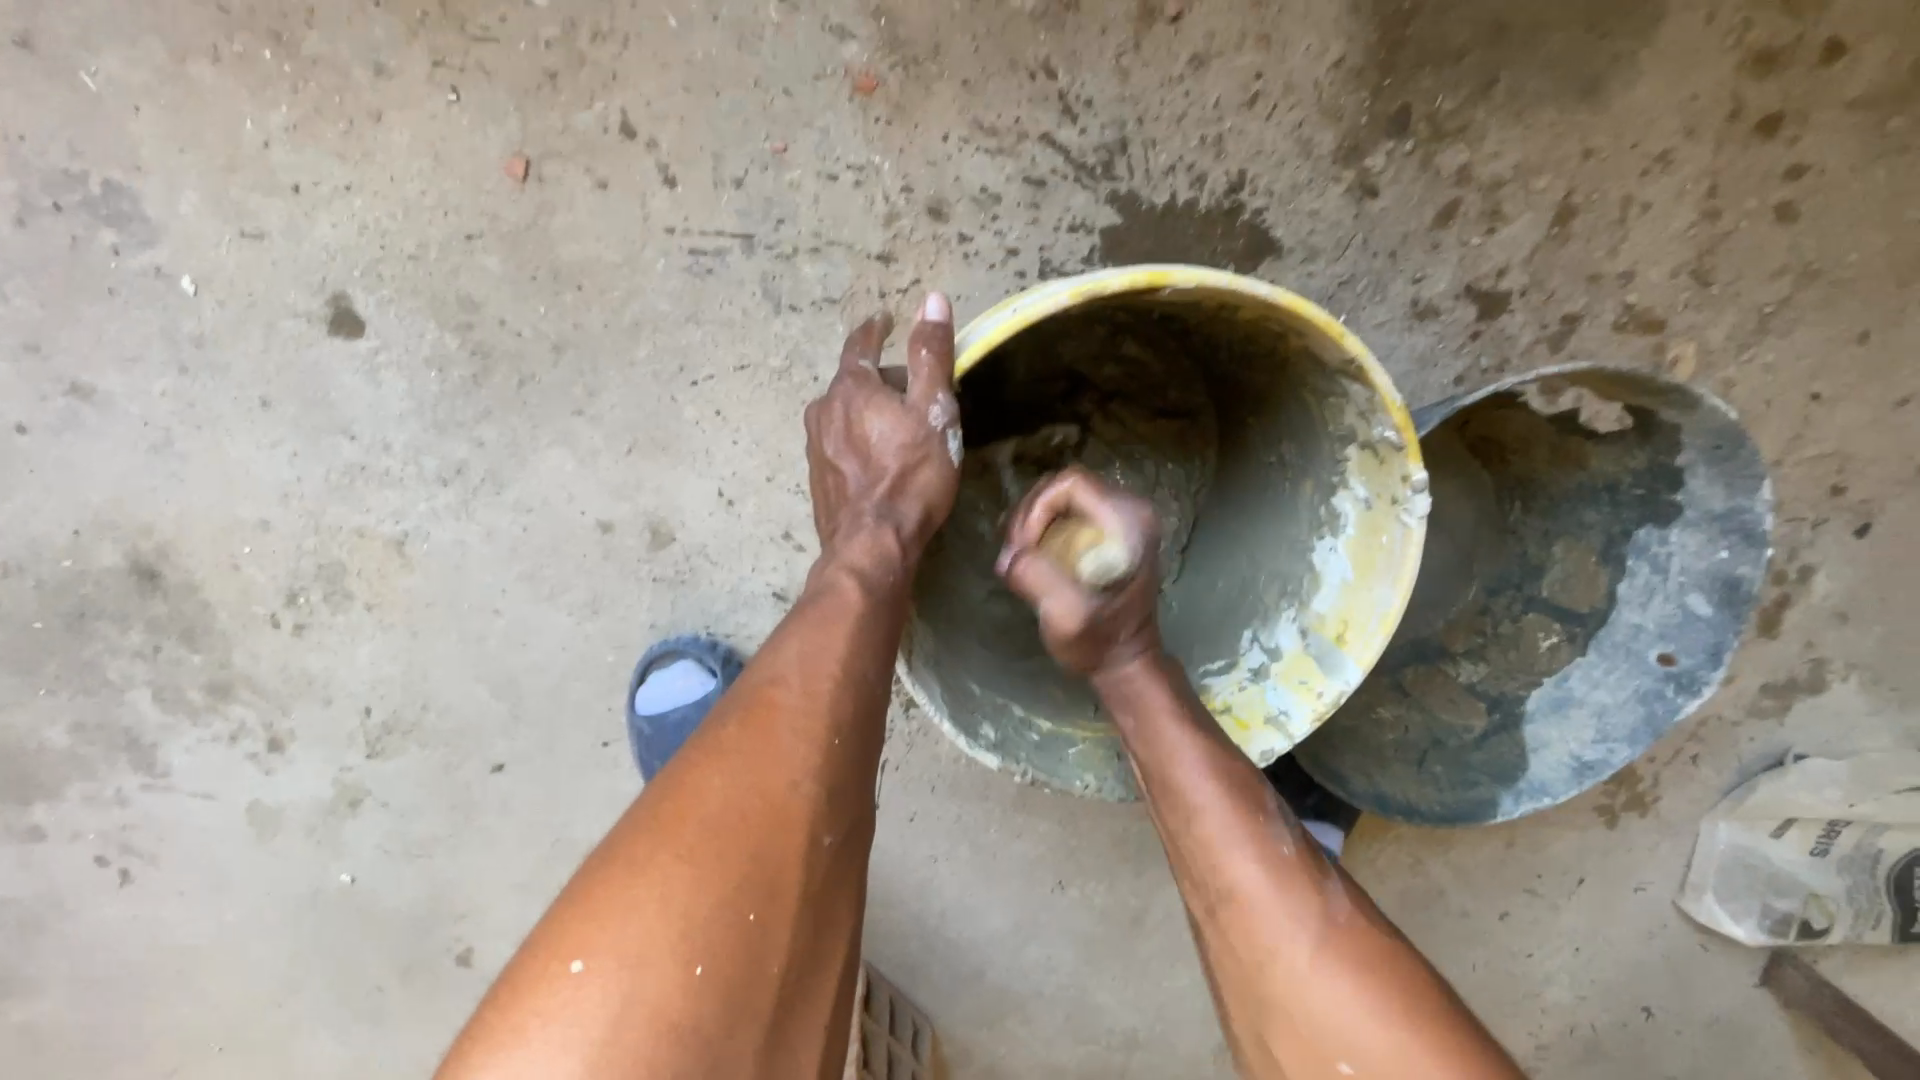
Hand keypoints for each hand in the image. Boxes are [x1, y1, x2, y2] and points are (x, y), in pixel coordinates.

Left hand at [804, 293, 961, 569]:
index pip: (861, 344)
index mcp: (851, 387)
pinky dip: (859, 441)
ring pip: (845, 414)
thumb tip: (932, 300)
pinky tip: (878, 461)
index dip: (876, 330)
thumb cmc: (910, 478)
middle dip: (882, 381)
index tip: (883, 321)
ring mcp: (814, 445)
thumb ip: (931, 356)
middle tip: (913, 393)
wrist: (871, 547)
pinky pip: (839, 443)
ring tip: (897, 428)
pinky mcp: (816, 476)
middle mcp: (823, 408)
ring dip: (868, 413)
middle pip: (854, 382)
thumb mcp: (933, 413)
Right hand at [996, 467, 1163, 675]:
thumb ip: (1039, 579)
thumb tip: (1010, 557)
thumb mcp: (1068, 617)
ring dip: (1027, 525)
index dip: (1037, 510)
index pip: (1070, 484)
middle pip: (1059, 486)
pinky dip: (1036, 531)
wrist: (1124, 662)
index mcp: (1129, 520)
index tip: (1024, 550)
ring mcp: (1116, 518)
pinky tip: (1028, 558)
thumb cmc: (1101, 642)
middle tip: (1016, 557)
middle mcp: (1128, 509)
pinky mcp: (1103, 530)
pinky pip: (1060, 513)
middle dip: (1027, 518)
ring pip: (1055, 498)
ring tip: (1019, 559)